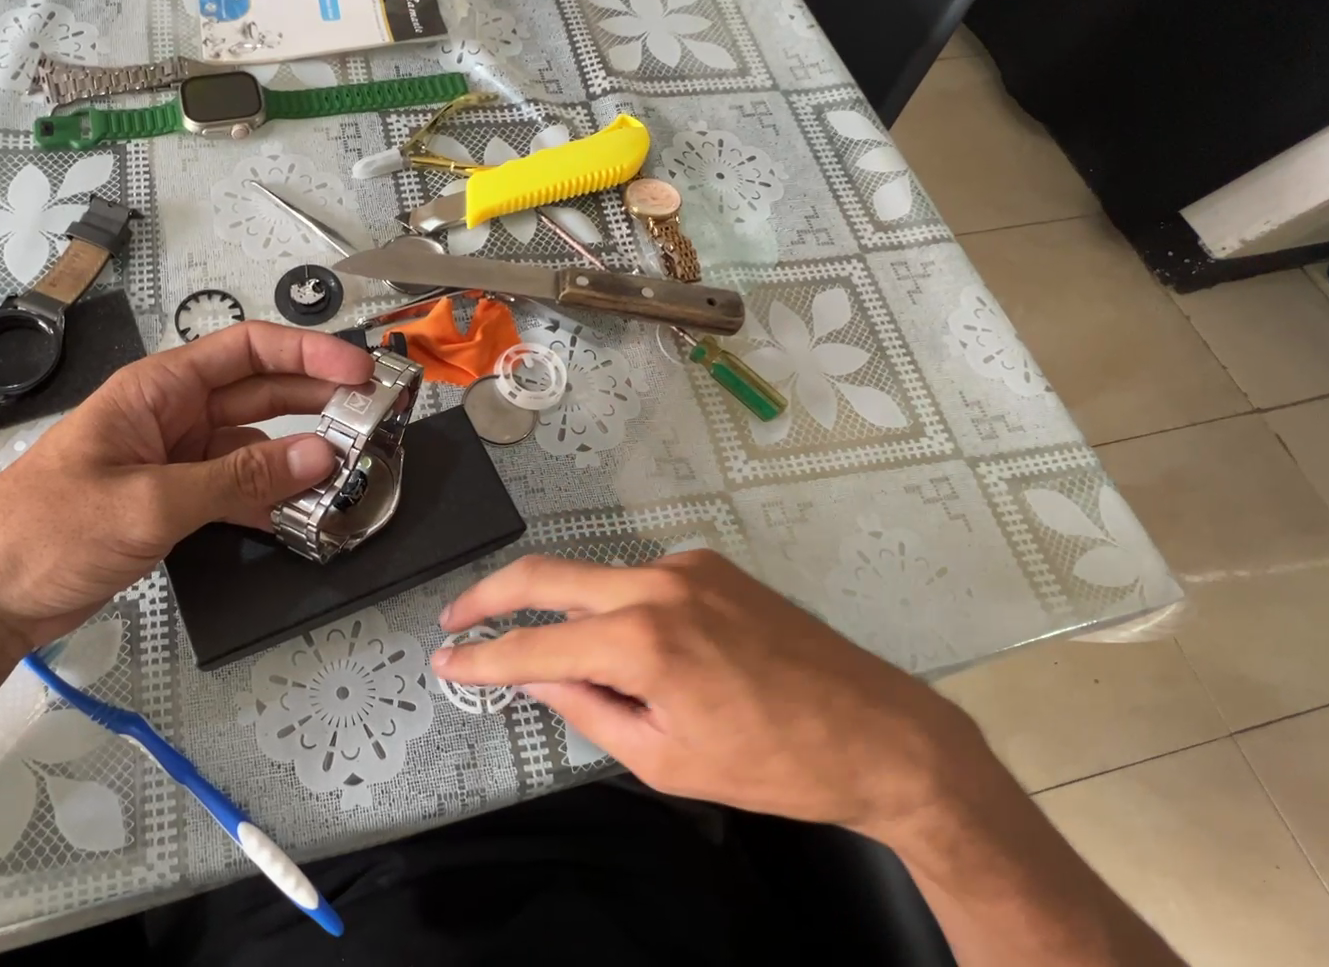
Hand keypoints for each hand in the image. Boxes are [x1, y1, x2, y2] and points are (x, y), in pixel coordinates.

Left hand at [0, 322, 373, 647]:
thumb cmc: (47, 531)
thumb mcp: (151, 501)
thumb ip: (240, 479)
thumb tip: (318, 457)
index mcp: (157, 390)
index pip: (245, 351)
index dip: (306, 353)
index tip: (357, 371)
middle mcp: (171, 416)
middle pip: (259, 394)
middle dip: (316, 402)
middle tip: (370, 419)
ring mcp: (175, 460)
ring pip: (253, 447)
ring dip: (297, 460)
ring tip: (344, 476)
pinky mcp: (174, 500)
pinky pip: (237, 488)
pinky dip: (268, 500)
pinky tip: (299, 516)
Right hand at [430, 551, 986, 836]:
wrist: (883, 734)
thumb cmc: (771, 765)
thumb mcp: (664, 759)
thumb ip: (586, 708)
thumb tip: (535, 675)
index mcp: (642, 643)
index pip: (534, 645)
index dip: (482, 657)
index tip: (445, 659)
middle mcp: (656, 585)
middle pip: (546, 574)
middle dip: (489, 594)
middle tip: (454, 619)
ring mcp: (686, 566)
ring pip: (595, 581)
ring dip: (568, 613)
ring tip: (577, 664)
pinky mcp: (710, 564)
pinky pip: (640, 583)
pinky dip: (621, 612)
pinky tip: (648, 652)